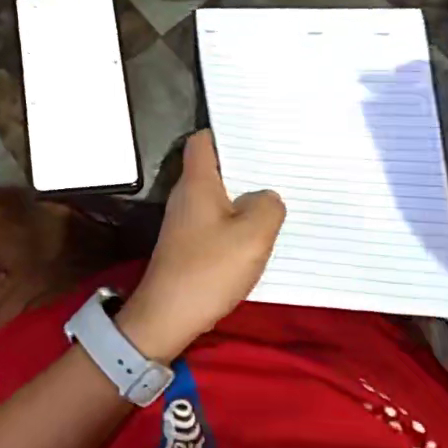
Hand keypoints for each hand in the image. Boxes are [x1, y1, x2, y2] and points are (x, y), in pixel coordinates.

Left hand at [119, 131, 285, 359]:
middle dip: (244, 167)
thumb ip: (268, 207)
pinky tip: (258, 233)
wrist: (168, 314)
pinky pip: (216, 222)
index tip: (256, 135)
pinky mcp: (187, 244)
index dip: (226, 133)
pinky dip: (235, 223)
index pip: (203, 142)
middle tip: (280, 166)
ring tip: (277, 197)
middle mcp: (186, 196)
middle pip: (214, 169)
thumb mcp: (253, 235)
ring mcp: (184, 221)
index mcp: (197, 183)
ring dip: (243, 197)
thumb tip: (266, 198)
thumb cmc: (209, 268)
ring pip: (218, 197)